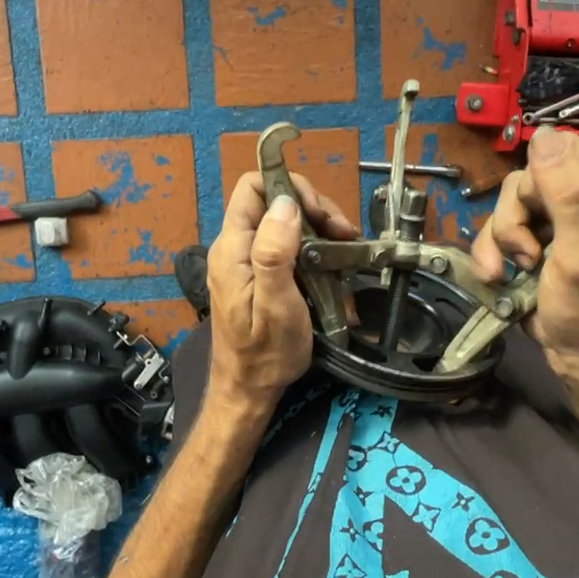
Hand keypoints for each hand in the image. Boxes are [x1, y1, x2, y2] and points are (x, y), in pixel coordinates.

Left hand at [207, 171, 357, 410]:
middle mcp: (235, 247)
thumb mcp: (276, 305)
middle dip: (313, 209)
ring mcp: (246, 261)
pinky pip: (285, 245)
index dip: (290, 188)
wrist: (249, 390)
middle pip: (273, 201)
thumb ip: (276, 253)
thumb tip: (285, 203)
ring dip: (318, 228)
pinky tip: (332, 264)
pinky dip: (312, 248)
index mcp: (233, 249)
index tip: (321, 214)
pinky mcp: (258, 274)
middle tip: (344, 234)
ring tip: (345, 248)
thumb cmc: (265, 355)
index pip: (253, 187)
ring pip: (283, 221)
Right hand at [470, 126, 578, 369]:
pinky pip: (505, 218)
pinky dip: (494, 245)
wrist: (577, 356)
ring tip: (516, 266)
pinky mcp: (541, 231)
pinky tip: (498, 272)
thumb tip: (543, 137)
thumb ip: (568, 195)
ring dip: (505, 232)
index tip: (543, 209)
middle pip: (544, 169)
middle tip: (528, 250)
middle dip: (522, 211)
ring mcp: (569, 214)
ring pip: (518, 193)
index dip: (555, 173)